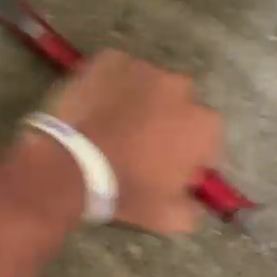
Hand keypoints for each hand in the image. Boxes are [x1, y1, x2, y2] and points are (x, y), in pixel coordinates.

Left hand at [39, 51, 222, 233]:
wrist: (70, 166)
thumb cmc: (124, 192)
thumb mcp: (165, 217)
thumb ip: (191, 210)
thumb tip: (194, 205)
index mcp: (204, 124)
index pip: (207, 139)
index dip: (189, 155)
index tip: (169, 169)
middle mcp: (182, 87)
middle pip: (180, 106)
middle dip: (166, 122)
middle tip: (138, 145)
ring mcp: (144, 68)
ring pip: (148, 85)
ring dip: (138, 101)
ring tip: (112, 124)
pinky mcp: (110, 59)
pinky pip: (116, 72)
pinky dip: (110, 86)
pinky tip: (95, 107)